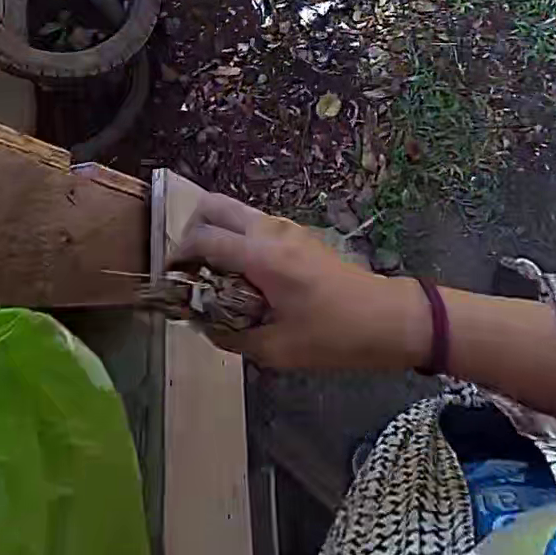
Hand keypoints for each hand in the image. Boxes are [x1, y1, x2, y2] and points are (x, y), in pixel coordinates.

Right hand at [172, 192, 430, 370]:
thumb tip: (202, 323)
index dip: (178, 256)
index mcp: (263, 256)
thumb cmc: (334, 336)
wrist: (386, 317)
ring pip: (234, 210)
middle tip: (189, 269)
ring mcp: (285, 226)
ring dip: (214, 232)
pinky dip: (235, 236)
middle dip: (190, 230)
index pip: (203, 238)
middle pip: (214, 205)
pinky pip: (252, 222)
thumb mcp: (277, 349)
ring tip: (212, 276)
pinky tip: (239, 274)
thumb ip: (231, 335)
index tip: (169, 280)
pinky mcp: (296, 232)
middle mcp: (270, 230)